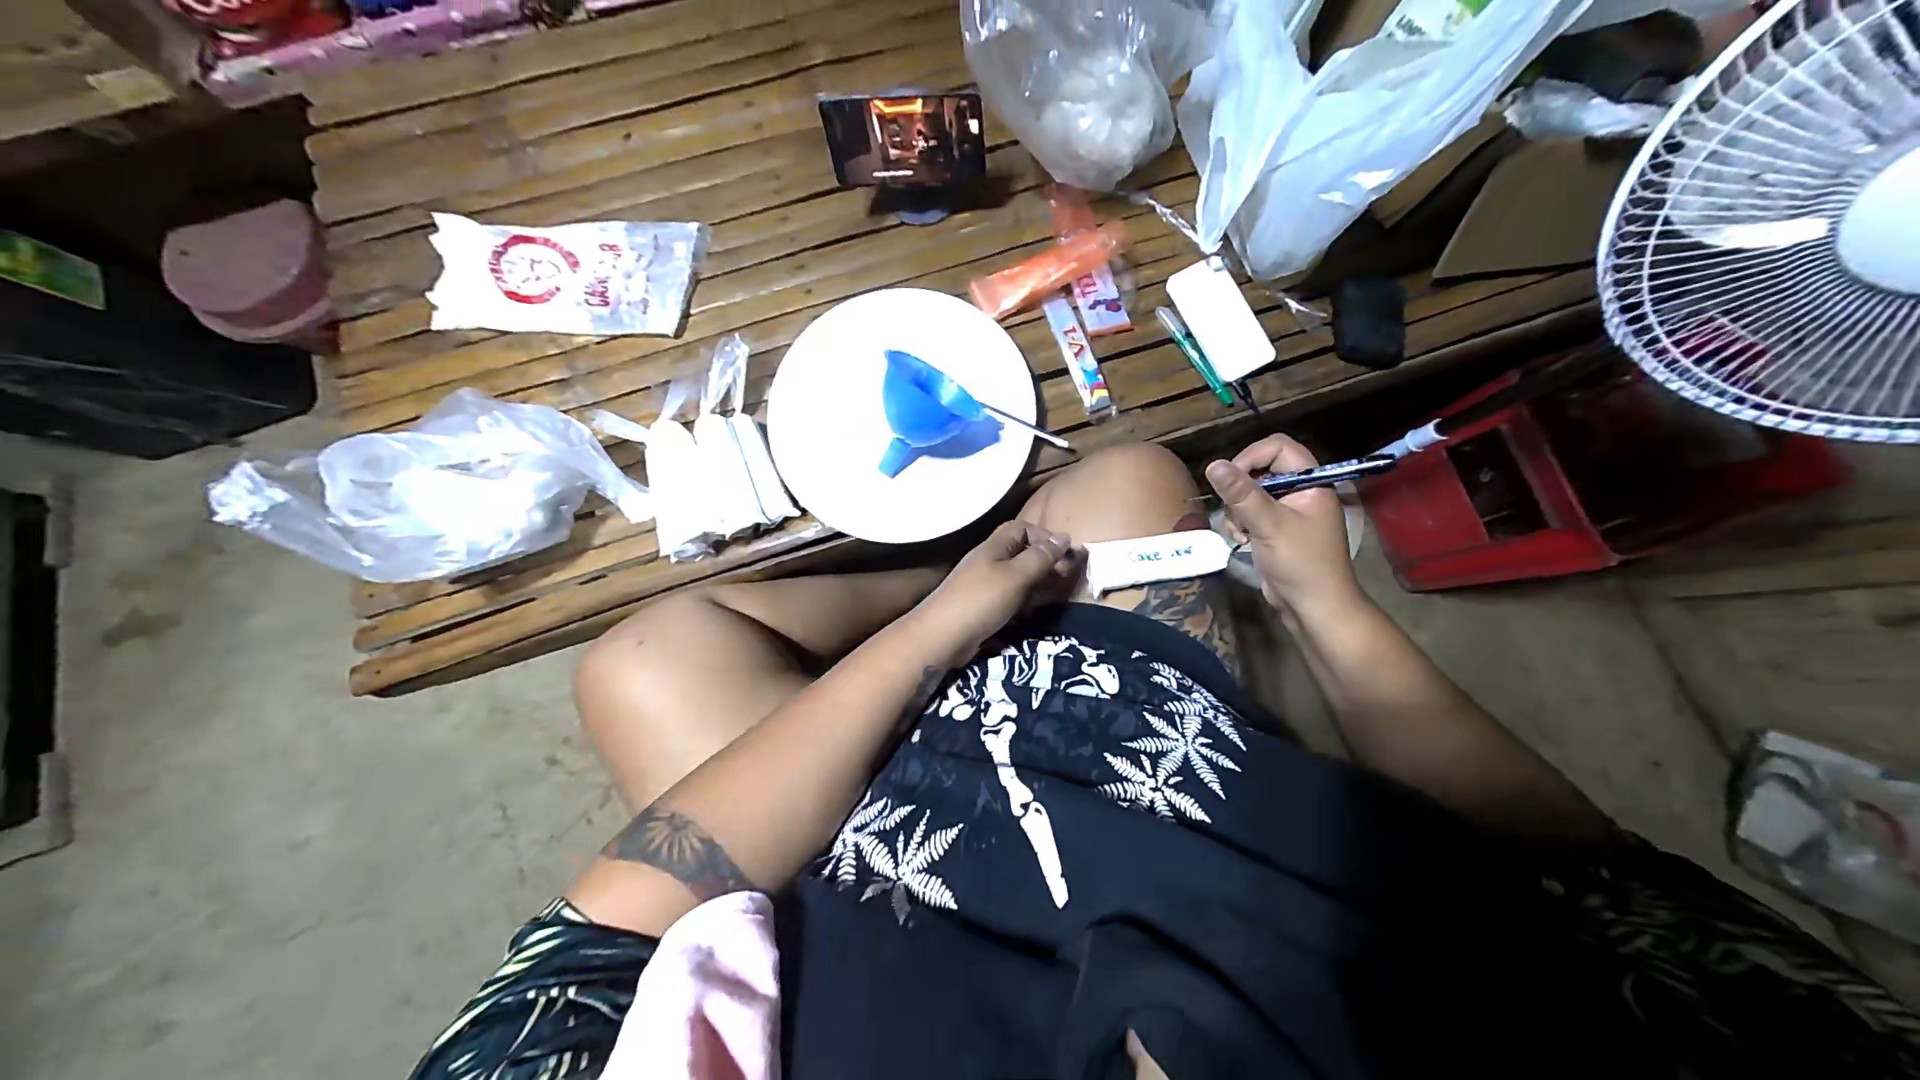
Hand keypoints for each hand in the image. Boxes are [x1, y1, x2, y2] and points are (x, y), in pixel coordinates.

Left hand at [910, 521, 1081, 666]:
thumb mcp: (1016, 576)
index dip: (1044, 535)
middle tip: (1066, 576)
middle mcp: (988, 562)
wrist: (942, 637)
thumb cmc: (981, 600)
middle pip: (1020, 552)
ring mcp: (984, 585)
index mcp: (994, 547)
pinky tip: (1034, 610)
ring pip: (1017, 576)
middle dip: (1045, 560)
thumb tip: (1064, 536)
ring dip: (1038, 582)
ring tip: (1056, 593)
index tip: (1065, 553)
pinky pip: (1010, 597)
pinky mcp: (983, 608)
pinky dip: (1025, 600)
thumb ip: (1040, 557)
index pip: (1021, 528)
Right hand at [1205, 435, 1364, 615]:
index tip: (1230, 479)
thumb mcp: (1268, 524)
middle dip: (1241, 489)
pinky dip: (1241, 524)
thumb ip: (1241, 493)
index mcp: (1311, 482)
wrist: (1314, 607)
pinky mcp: (1278, 530)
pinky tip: (1240, 541)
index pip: (1278, 447)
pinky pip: (1252, 513)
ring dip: (1238, 510)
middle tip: (1234, 510)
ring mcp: (1290, 512)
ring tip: (1239, 531)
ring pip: (1252, 493)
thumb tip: (1213, 465)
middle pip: (1262, 469)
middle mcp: (1302, 492)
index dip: (1251, 457)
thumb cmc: (1300, 562)